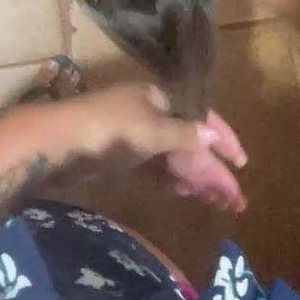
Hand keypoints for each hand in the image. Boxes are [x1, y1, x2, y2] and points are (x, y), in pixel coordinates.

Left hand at [58, 84, 248, 211]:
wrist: (57, 143)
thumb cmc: (107, 128)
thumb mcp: (151, 129)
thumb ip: (183, 134)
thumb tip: (213, 136)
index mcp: (157, 96)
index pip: (199, 114)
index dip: (222, 137)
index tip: (242, 162)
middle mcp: (148, 113)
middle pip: (188, 140)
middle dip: (212, 168)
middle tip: (236, 200)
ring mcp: (134, 136)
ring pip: (173, 157)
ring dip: (196, 178)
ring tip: (221, 203)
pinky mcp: (120, 157)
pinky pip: (155, 168)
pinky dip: (172, 180)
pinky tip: (187, 194)